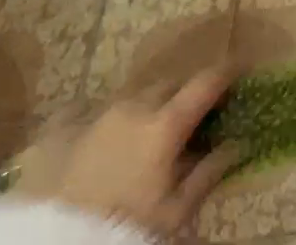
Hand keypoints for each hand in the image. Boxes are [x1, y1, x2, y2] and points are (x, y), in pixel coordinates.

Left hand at [13, 69, 238, 236]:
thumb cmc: (125, 226)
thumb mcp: (177, 210)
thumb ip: (210, 171)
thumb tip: (239, 143)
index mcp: (167, 123)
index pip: (208, 81)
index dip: (229, 71)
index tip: (242, 70)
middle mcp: (132, 108)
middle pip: (169, 83)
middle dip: (186, 90)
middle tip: (195, 109)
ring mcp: (90, 117)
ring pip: (129, 95)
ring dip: (145, 103)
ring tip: (145, 124)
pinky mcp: (53, 134)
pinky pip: (80, 110)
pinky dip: (95, 114)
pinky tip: (94, 129)